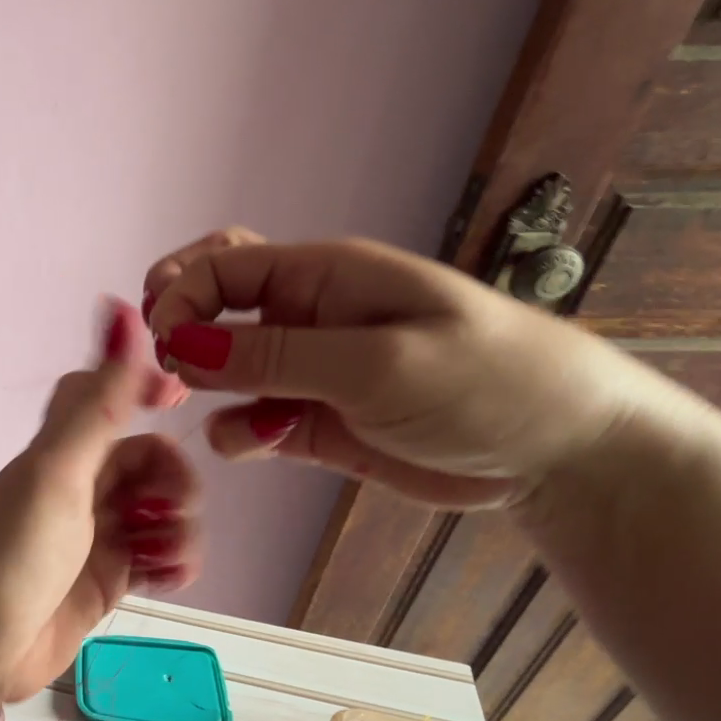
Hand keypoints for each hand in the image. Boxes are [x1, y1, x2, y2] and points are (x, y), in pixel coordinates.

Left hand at [0, 300, 198, 703]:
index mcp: (60, 452)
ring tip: (163, 557)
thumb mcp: (57, 475)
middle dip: (173, 481)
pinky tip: (167, 578)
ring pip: (159, 510)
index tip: (183, 398)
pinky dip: (172, 562)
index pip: (109, 398)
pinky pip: (155, 557)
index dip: (146, 389)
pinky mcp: (105, 582)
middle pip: (149, 460)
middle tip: (164, 512)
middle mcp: (77, 487)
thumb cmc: (9, 558)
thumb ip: (99, 403)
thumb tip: (121, 308)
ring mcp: (93, 537)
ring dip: (178, 526)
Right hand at [143, 231, 684, 507]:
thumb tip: (178, 345)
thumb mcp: (376, 363)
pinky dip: (238, 435)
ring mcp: (305, 373)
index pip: (221, 266)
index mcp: (322, 277)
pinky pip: (246, 422)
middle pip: (213, 305)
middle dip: (179, 333)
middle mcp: (303, 318)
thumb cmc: (486, 383)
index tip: (162, 345)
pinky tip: (259, 443)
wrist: (558, 454)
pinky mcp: (309, 424)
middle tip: (168, 374)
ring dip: (207, 392)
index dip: (179, 297)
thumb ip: (273, 356)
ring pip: (221, 371)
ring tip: (229, 418)